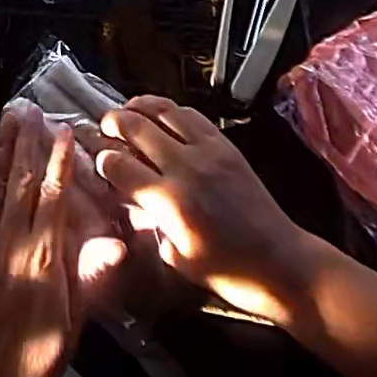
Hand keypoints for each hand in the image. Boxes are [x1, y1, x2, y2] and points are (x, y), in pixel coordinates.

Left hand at [0, 101, 124, 376]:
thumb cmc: (37, 351)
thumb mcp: (74, 315)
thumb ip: (91, 273)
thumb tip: (120, 242)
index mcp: (43, 253)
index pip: (54, 194)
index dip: (60, 159)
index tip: (63, 129)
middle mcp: (12, 239)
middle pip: (23, 179)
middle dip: (29, 140)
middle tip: (31, 108)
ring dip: (3, 147)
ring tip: (7, 117)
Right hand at [90, 95, 316, 321]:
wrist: (278, 260)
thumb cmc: (227, 272)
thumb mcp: (178, 258)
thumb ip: (152, 223)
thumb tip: (136, 200)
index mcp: (169, 201)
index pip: (121, 166)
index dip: (103, 158)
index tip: (97, 157)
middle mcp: (184, 167)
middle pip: (138, 127)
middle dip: (115, 122)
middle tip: (104, 123)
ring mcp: (207, 149)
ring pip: (165, 110)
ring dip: (141, 105)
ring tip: (129, 107)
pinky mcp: (225, 143)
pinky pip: (192, 115)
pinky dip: (172, 109)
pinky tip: (164, 114)